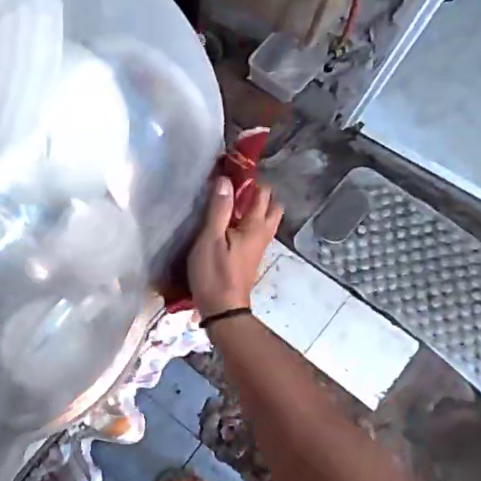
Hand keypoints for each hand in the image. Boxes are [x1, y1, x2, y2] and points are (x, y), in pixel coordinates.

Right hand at [187, 177, 282, 318]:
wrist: (223, 309)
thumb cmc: (214, 273)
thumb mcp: (210, 239)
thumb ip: (218, 209)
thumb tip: (225, 180)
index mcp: (255, 226)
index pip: (261, 193)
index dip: (248, 179)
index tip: (229, 172)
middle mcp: (263, 233)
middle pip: (271, 205)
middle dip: (257, 192)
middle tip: (233, 189)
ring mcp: (260, 246)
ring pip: (265, 218)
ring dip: (252, 207)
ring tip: (228, 204)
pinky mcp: (252, 256)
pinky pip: (256, 230)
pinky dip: (247, 221)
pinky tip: (228, 224)